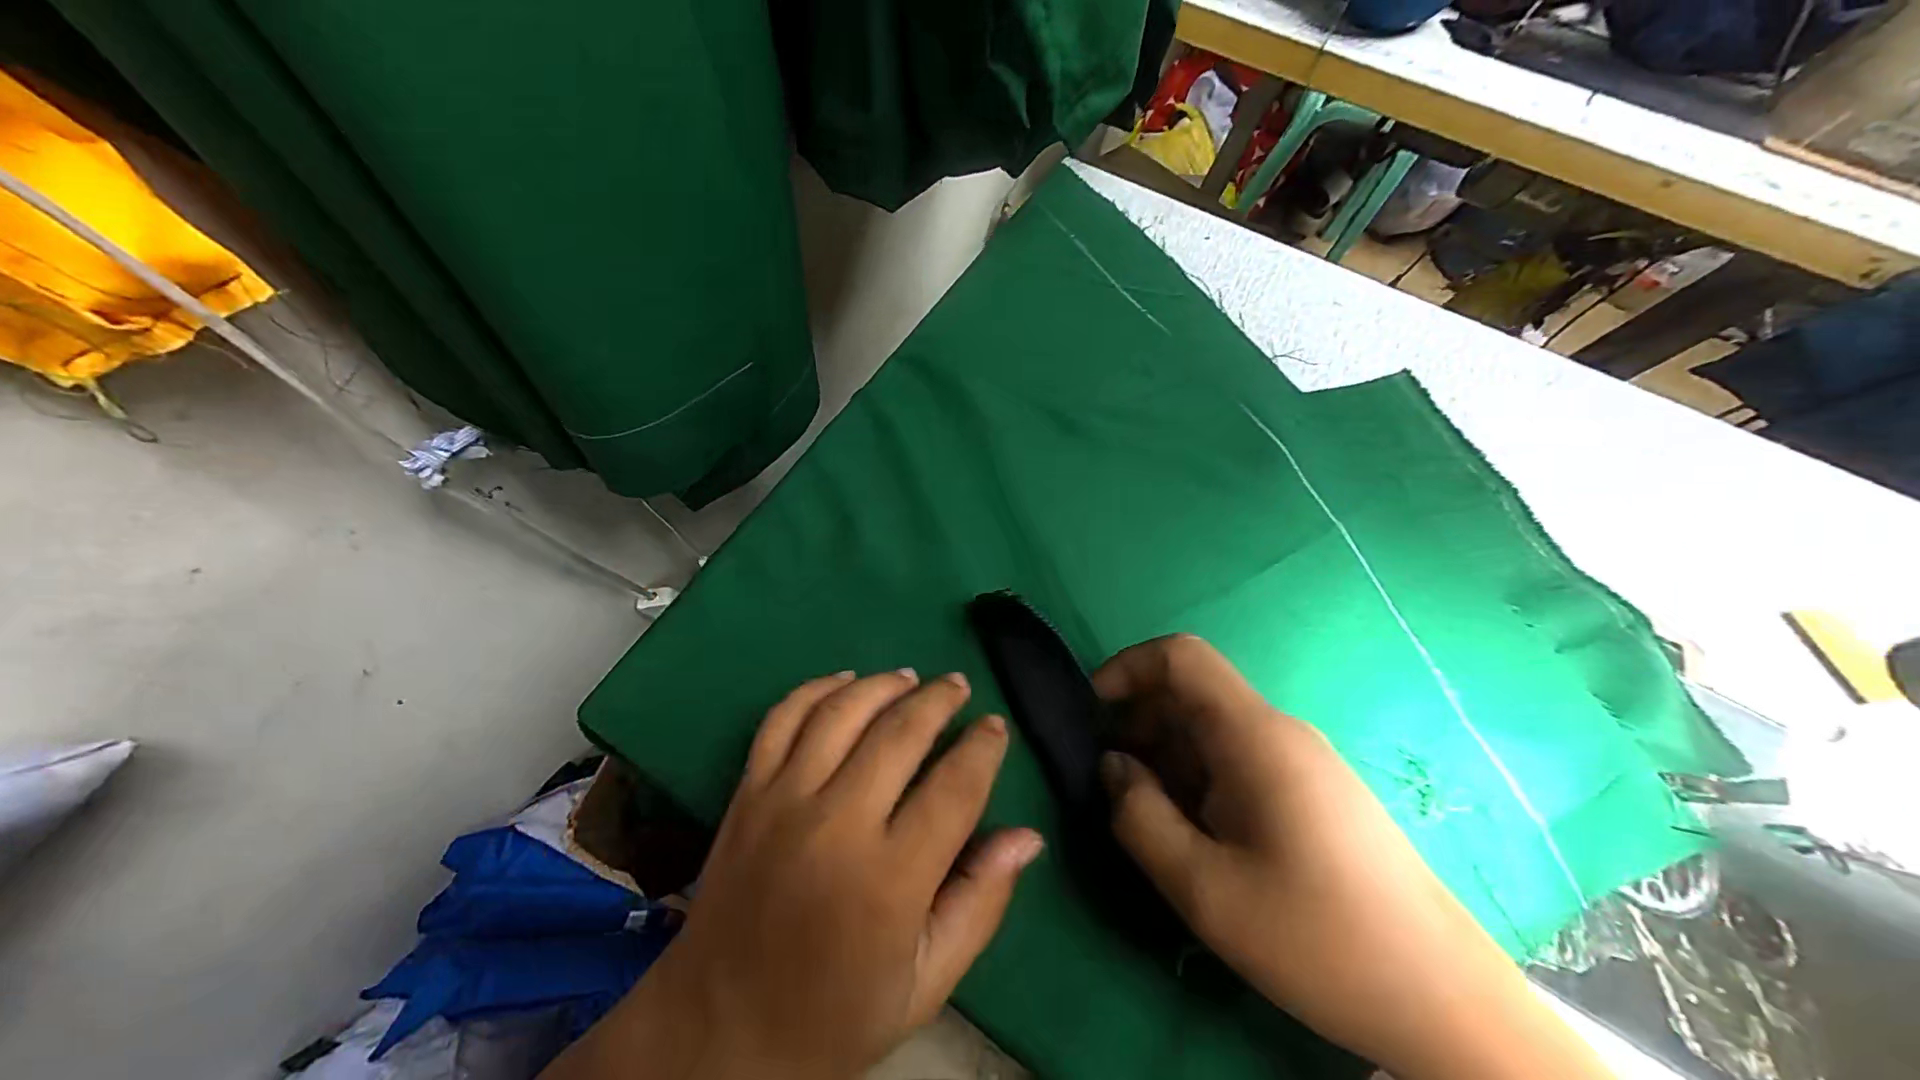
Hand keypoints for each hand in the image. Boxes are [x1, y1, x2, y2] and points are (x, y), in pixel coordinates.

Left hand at [544, 670, 1042, 1079]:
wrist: (718, 1032)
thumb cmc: (835, 1015)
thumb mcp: (927, 982)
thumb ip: (980, 902)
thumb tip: (1027, 836)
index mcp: (889, 880)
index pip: (954, 787)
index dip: (983, 747)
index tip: (995, 727)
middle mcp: (836, 826)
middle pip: (900, 733)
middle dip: (939, 699)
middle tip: (959, 685)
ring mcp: (783, 802)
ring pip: (842, 712)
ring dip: (883, 684)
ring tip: (911, 677)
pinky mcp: (746, 794)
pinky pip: (781, 719)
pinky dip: (815, 689)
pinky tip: (844, 681)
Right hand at [1095, 635, 1611, 1079]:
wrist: (1446, 1002)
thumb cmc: (1318, 940)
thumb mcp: (1204, 888)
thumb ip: (1139, 817)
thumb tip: (1112, 766)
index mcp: (1255, 737)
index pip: (1181, 657)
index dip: (1126, 670)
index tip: (1091, 717)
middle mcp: (1278, 733)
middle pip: (1191, 697)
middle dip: (1136, 728)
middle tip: (1108, 789)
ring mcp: (1300, 763)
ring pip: (1210, 734)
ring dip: (1164, 762)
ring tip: (1145, 823)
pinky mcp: (1312, 794)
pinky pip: (1237, 764)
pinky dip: (1196, 783)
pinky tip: (1193, 840)